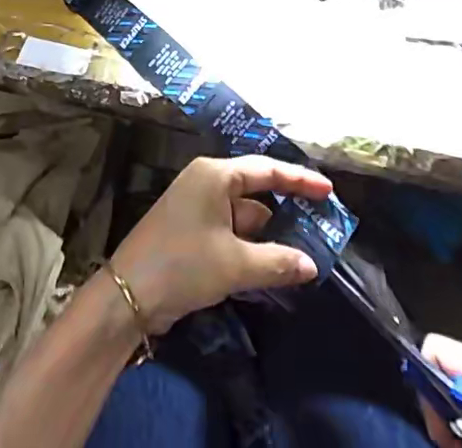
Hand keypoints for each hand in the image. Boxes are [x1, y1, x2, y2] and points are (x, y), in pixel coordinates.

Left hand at [108, 155, 334, 334]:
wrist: (132, 291)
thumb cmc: (184, 263)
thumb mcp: (237, 265)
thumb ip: (279, 262)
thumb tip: (311, 264)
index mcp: (214, 176)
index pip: (266, 169)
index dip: (299, 179)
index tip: (330, 190)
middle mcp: (205, 183)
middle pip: (256, 189)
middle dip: (288, 208)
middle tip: (325, 225)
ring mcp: (196, 206)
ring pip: (245, 214)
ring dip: (271, 234)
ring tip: (309, 251)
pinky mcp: (192, 229)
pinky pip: (232, 230)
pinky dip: (253, 245)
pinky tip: (275, 265)